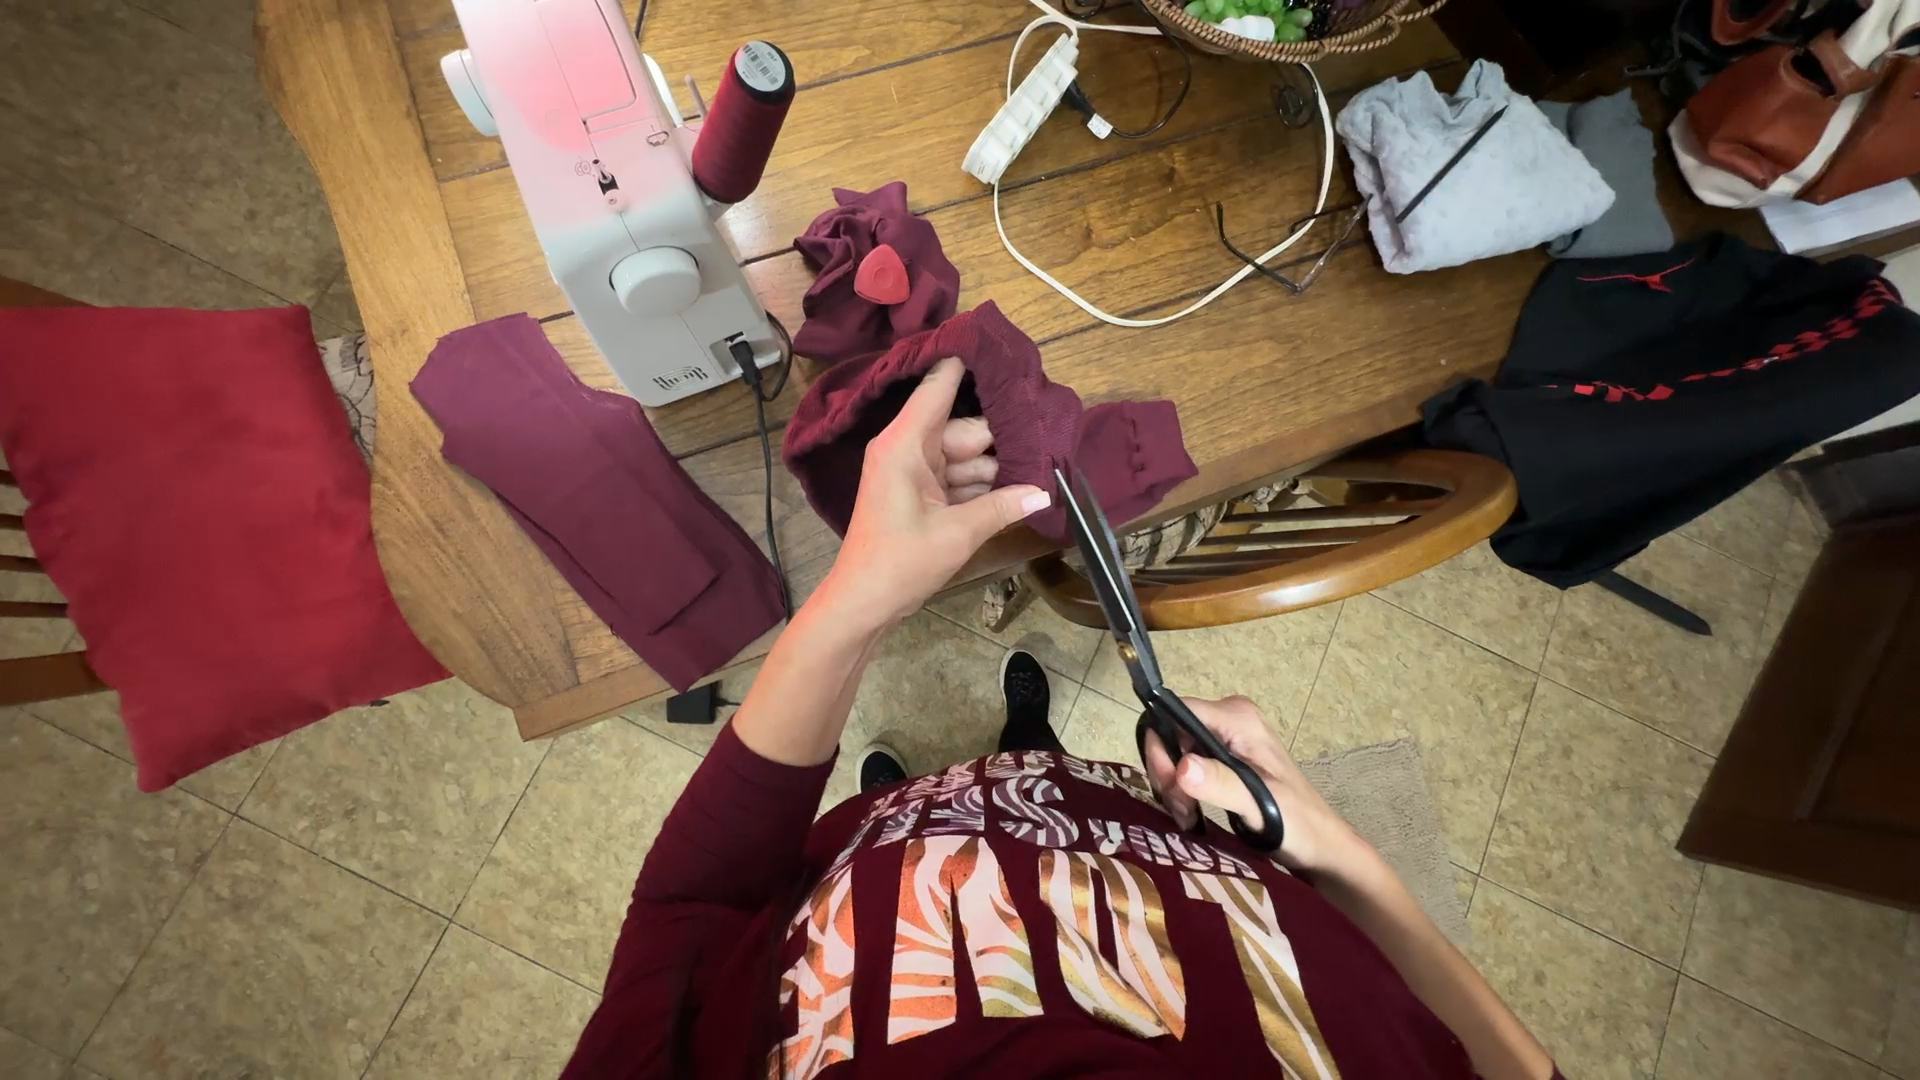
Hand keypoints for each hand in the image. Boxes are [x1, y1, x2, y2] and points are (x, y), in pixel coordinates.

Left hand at [814, 357, 1051, 629]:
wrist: (864, 603)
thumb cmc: (900, 562)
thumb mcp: (957, 533)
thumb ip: (1002, 507)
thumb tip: (1044, 492)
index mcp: (905, 444)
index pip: (939, 385)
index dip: (966, 362)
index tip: (998, 341)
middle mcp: (907, 448)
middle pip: (963, 428)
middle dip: (999, 439)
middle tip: (1044, 442)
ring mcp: (913, 471)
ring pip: (965, 455)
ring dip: (994, 469)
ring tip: (1037, 475)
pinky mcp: (919, 493)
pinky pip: (956, 477)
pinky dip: (980, 487)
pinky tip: (1015, 495)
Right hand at [1142, 695, 1366, 873]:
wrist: (1321, 845)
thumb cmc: (1297, 824)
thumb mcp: (1257, 805)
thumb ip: (1221, 784)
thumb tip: (1183, 768)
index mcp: (1237, 718)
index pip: (1175, 712)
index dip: (1162, 746)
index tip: (1169, 785)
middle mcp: (1228, 717)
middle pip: (1171, 731)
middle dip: (1168, 771)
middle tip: (1179, 807)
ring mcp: (1225, 733)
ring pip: (1174, 748)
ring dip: (1173, 783)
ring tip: (1187, 814)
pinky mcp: (1222, 752)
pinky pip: (1184, 758)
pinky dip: (1182, 785)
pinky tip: (1190, 810)